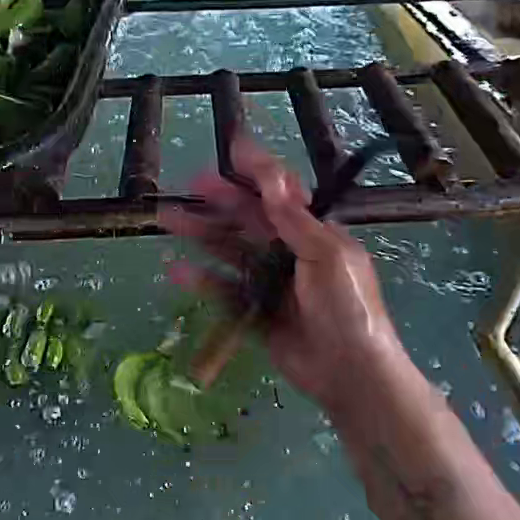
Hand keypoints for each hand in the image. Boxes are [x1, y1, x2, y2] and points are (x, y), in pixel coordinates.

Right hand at [160, 138, 412, 412]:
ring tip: (169, 218)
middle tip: (191, 184)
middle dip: (224, 202)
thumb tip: (273, 177)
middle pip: (253, 221)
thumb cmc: (346, 305)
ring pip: (234, 252)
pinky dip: (204, 281)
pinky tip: (177, 270)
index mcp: (318, 235)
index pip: (284, 196)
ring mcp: (274, 285)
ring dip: (205, 235)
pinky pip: (227, 292)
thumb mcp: (325, 254)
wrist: (351, 370)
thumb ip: (294, 219)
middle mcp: (295, 255)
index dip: (259, 173)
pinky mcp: (259, 315)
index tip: (231, 149)